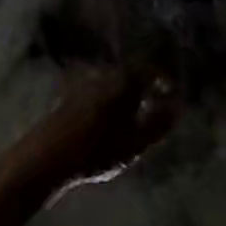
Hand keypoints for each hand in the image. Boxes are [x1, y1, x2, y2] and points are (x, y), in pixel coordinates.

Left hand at [10, 67, 179, 185]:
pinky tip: (105, 121)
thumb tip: (176, 107)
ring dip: (124, 94)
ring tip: (131, 116)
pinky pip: (96, 91)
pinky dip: (107, 100)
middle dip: (144, 87)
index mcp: (124, 80)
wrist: (49, 154)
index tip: (172, 94)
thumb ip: (159, 123)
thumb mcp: (137, 143)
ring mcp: (83, 82)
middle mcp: (104, 73)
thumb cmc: (98, 149)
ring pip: (112, 82)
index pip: (151, 70)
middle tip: (153, 105)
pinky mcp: (68, 94)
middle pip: (130, 74)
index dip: (164, 80)